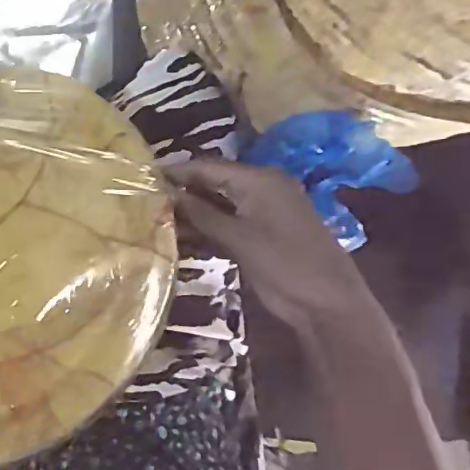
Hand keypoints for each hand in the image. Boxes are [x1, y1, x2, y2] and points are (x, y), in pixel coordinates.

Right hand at [164, 159, 371, 330]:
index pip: (208, 167)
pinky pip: (229, 221)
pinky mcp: (264, 231)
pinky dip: (206, 228)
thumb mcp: (237, 238)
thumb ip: (201, 214)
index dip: (176, 172)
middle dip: (181, 192)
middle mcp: (262, 188)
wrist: (326, 303)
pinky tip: (180, 238)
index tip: (143, 178)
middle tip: (145, 201)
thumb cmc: (282, 264)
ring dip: (191, 213)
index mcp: (259, 180)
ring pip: (219, 204)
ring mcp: (265, 210)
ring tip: (155, 220)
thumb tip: (168, 195)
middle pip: (213, 182)